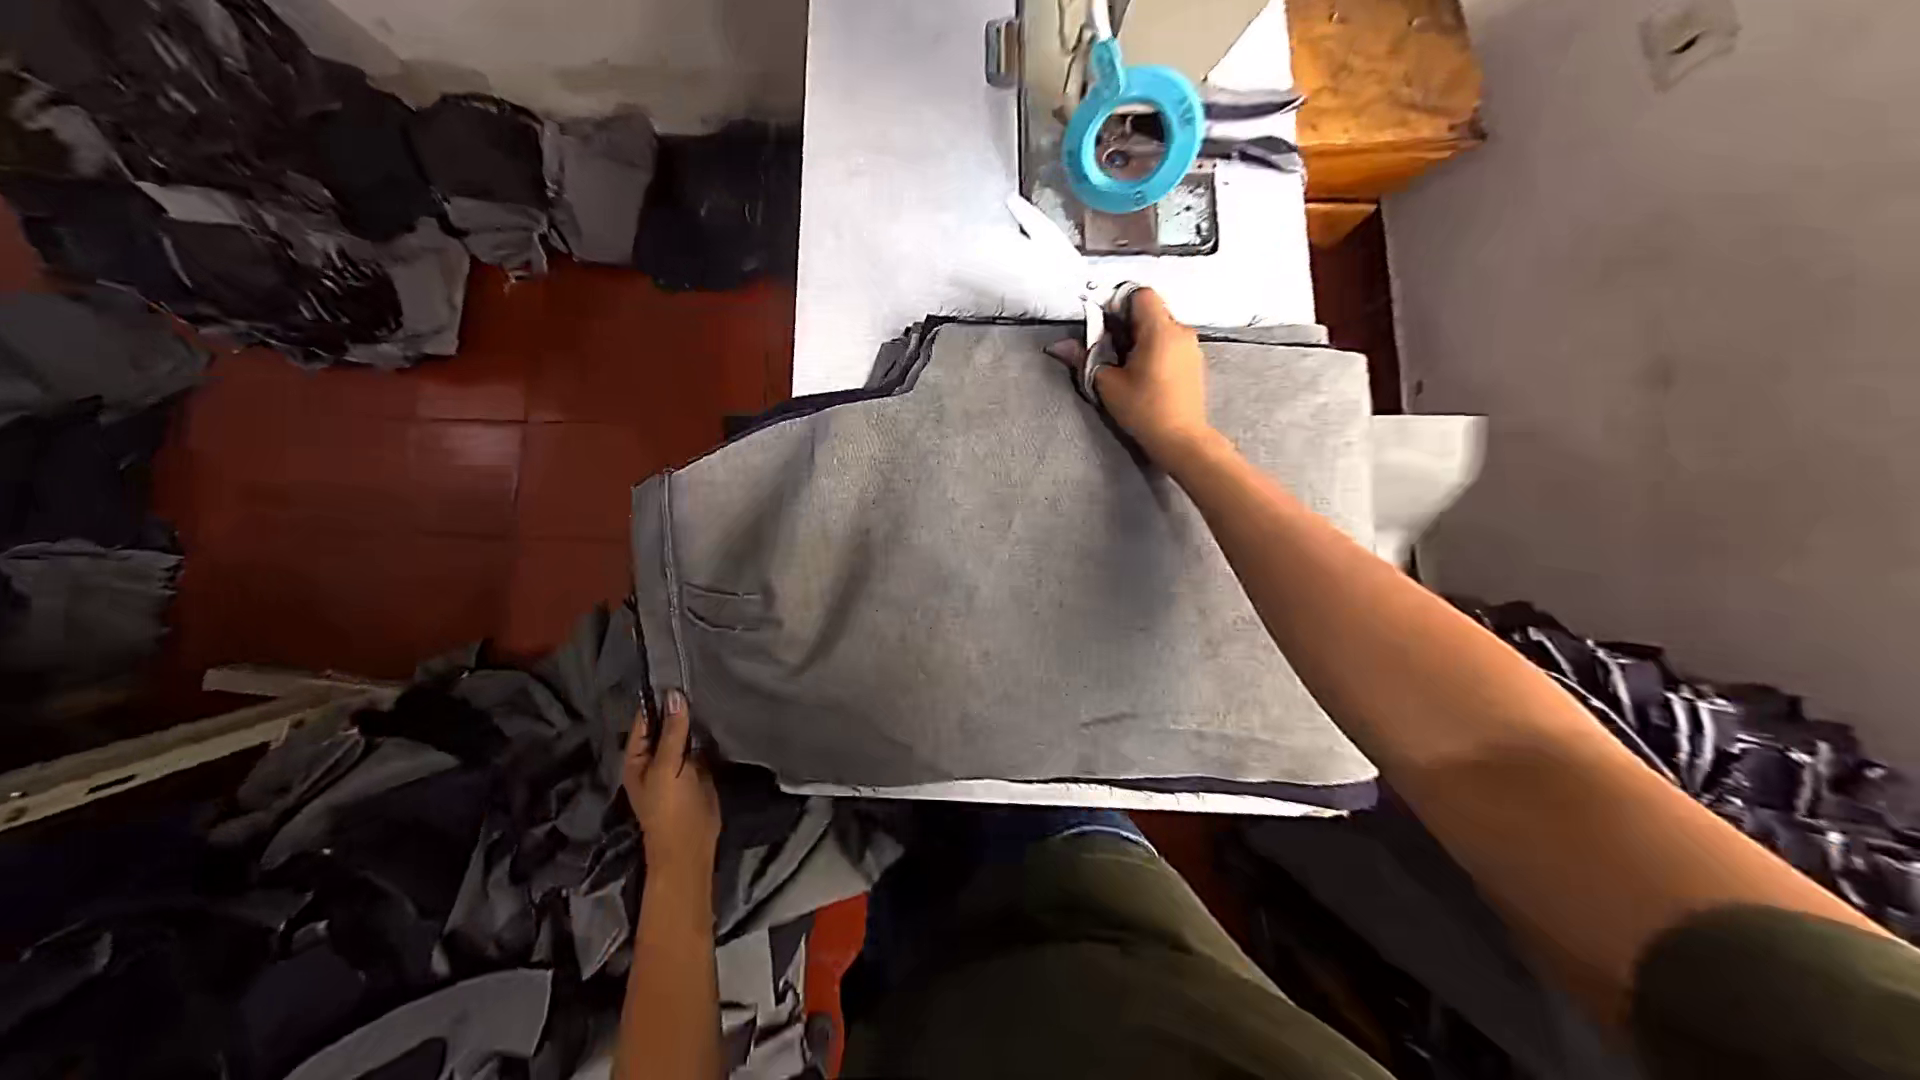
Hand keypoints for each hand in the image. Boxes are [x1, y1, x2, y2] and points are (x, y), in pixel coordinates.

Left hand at [622, 689, 720, 874]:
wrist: (690, 844)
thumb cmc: (668, 808)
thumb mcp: (666, 768)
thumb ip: (672, 732)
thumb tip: (674, 695)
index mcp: (638, 757)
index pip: (646, 719)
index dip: (658, 699)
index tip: (675, 672)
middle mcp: (656, 756)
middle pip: (667, 724)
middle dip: (680, 705)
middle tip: (700, 673)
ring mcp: (679, 762)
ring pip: (687, 732)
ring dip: (696, 716)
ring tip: (712, 685)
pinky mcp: (700, 767)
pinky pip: (702, 743)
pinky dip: (709, 730)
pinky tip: (721, 711)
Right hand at [1048, 287, 1217, 463]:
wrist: (1181, 439)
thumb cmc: (1144, 410)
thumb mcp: (1107, 384)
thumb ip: (1084, 358)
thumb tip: (1056, 346)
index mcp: (1159, 330)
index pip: (1140, 294)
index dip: (1117, 302)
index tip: (1101, 324)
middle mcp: (1180, 330)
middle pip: (1150, 309)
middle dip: (1126, 322)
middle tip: (1107, 346)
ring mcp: (1191, 346)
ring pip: (1160, 326)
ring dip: (1139, 336)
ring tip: (1124, 362)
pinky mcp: (1194, 362)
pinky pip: (1170, 342)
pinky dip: (1154, 348)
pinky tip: (1143, 372)